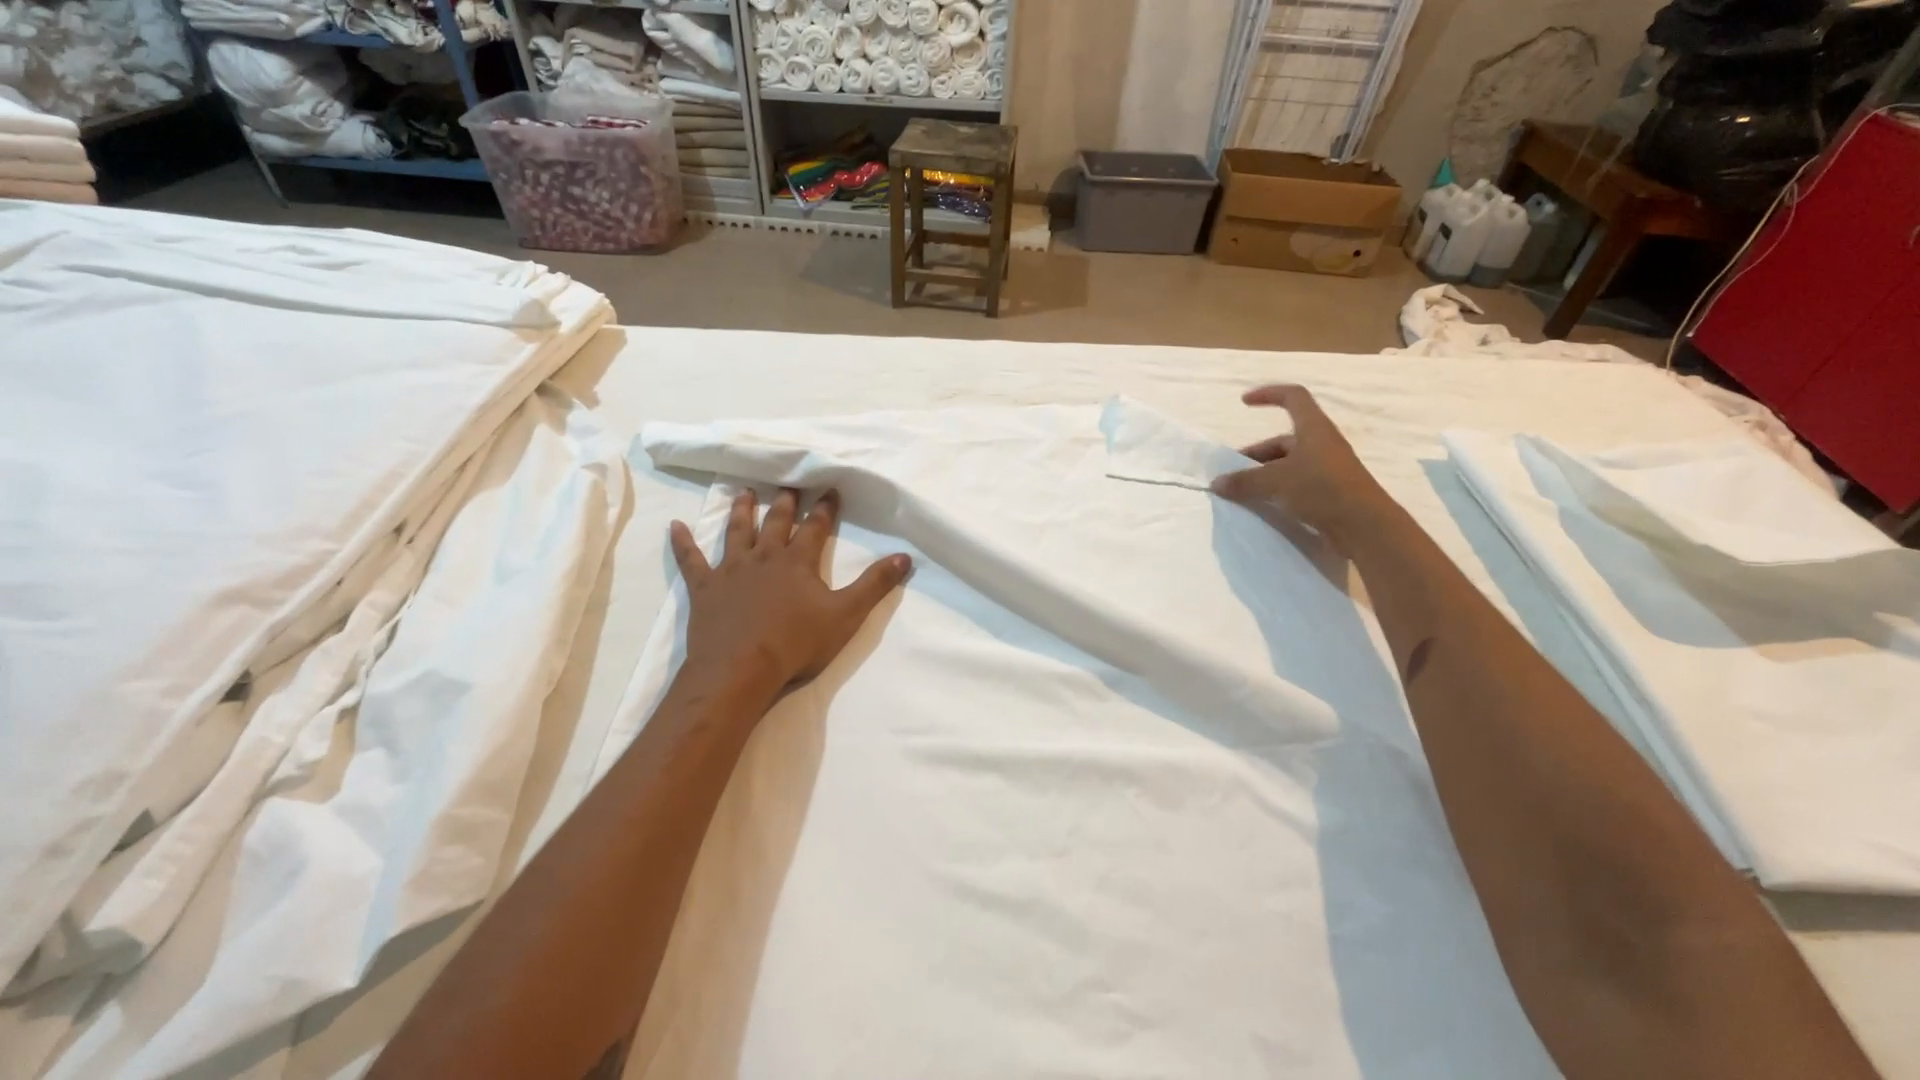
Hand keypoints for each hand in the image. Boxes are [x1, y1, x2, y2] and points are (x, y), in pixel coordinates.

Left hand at [668, 488, 910, 694]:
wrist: (740, 669)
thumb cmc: (796, 644)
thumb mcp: (846, 615)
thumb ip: (874, 585)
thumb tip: (904, 557)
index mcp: (798, 562)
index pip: (815, 527)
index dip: (824, 508)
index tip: (829, 488)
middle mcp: (764, 556)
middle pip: (776, 522)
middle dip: (784, 502)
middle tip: (787, 482)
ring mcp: (731, 570)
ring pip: (736, 532)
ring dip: (741, 511)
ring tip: (744, 492)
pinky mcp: (705, 588)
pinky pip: (691, 560)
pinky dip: (682, 543)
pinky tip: (674, 526)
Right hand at [1210, 385, 1395, 548]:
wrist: (1365, 526)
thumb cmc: (1321, 489)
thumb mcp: (1276, 482)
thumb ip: (1244, 481)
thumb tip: (1216, 483)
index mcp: (1313, 429)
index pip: (1293, 397)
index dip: (1269, 394)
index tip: (1245, 402)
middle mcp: (1321, 444)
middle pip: (1283, 440)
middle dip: (1256, 453)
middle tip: (1233, 472)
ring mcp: (1327, 470)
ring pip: (1288, 465)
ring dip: (1264, 475)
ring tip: (1243, 493)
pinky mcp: (1329, 493)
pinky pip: (1296, 485)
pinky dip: (1278, 491)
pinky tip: (1263, 506)